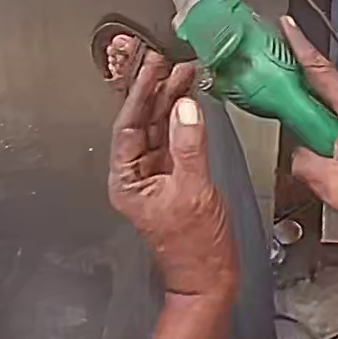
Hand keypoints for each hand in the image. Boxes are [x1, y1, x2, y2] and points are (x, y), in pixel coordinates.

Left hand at [108, 52, 236, 299]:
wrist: (210, 279)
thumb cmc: (195, 247)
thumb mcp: (193, 191)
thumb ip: (189, 145)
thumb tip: (186, 106)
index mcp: (127, 180)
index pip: (129, 126)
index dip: (140, 93)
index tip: (152, 66)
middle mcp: (137, 173)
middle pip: (143, 121)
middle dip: (156, 90)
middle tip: (168, 60)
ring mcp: (157, 172)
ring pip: (160, 126)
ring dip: (172, 99)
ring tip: (185, 71)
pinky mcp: (176, 174)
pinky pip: (176, 137)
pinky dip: (183, 117)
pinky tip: (191, 98)